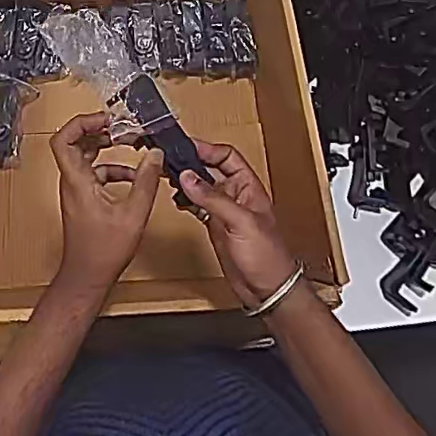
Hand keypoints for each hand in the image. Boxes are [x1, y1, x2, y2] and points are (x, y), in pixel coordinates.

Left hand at [50, 112, 163, 297]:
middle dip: (97, 129)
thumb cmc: (103, 251)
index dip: (82, 123)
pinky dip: (112, 167)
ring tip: (128, 141)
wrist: (87, 278)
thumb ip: (146, 181)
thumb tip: (155, 154)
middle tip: (120, 125)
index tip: (106, 119)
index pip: (64, 139)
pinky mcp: (83, 199)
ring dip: (104, 146)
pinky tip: (133, 175)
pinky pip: (94, 172)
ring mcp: (76, 190)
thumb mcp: (133, 213)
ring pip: (84, 156)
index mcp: (77, 181)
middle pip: (74, 143)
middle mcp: (72, 182)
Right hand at [179, 140, 301, 305]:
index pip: (227, 156)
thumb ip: (213, 198)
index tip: (187, 146)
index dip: (207, 149)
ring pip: (201, 186)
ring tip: (168, 173)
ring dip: (186, 180)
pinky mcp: (215, 226)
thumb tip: (189, 177)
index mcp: (248, 186)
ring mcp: (224, 210)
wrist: (268, 290)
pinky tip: (177, 197)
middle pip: (211, 168)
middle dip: (192, 161)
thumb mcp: (241, 222)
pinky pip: (197, 205)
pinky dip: (186, 199)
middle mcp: (235, 194)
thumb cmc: (268, 256)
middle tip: (170, 157)